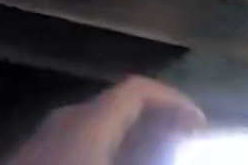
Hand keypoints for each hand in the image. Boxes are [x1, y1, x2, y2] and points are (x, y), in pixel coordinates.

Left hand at [7, 77, 206, 164]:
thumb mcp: (108, 157)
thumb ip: (148, 155)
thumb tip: (170, 149)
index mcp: (89, 122)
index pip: (134, 90)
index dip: (171, 99)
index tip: (203, 123)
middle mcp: (69, 117)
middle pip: (119, 105)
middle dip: (157, 120)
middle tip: (192, 144)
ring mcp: (52, 133)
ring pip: (103, 123)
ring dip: (135, 136)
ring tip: (165, 154)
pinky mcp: (45, 151)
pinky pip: (88, 139)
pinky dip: (114, 146)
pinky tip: (126, 158)